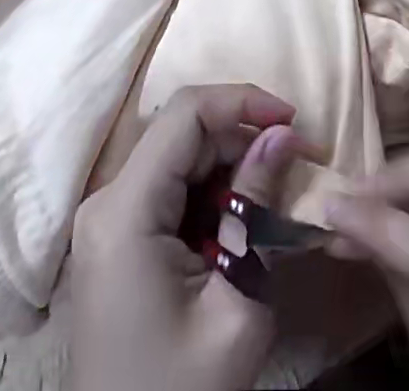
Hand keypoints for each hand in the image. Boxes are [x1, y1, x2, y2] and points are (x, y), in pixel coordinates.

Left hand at [68, 84, 304, 390]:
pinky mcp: (118, 234)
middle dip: (244, 139)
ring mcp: (108, 215)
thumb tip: (283, 136)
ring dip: (232, 168)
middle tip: (301, 167)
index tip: (296, 122)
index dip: (242, 101)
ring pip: (180, 158)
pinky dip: (213, 194)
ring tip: (277, 202)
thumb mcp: (238, 307)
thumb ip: (258, 210)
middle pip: (183, 135)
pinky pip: (171, 188)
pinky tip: (242, 225)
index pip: (184, 114)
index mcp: (125, 211)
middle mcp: (107, 198)